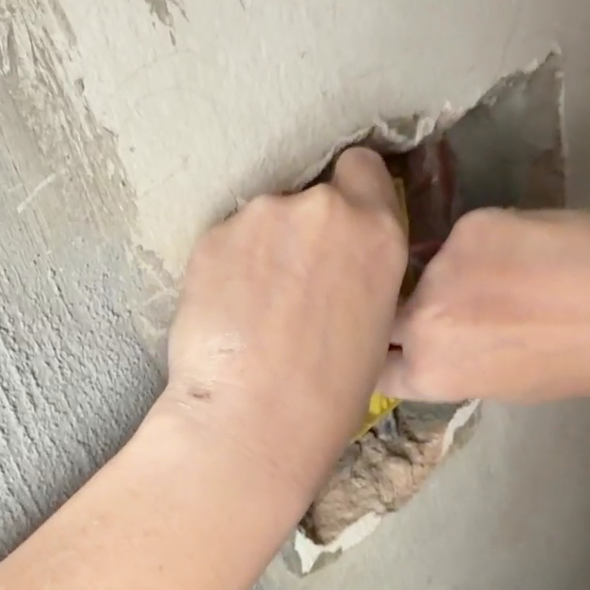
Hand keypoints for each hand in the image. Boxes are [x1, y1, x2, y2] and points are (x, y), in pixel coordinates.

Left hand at [159, 147, 406, 498]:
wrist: (254, 420)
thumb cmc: (328, 397)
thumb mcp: (376, 331)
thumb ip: (363, 276)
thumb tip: (341, 272)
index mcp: (378, 232)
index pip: (364, 169)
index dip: (352, 193)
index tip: (339, 229)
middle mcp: (323, 208)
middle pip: (311, 198)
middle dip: (301, 233)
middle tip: (291, 289)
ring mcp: (262, 216)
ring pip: (264, 221)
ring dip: (262, 252)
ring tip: (255, 312)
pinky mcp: (212, 236)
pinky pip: (226, 243)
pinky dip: (226, 270)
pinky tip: (227, 316)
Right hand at [378, 209, 589, 401]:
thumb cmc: (578, 365)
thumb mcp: (499, 382)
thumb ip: (451, 360)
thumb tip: (438, 332)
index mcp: (428, 374)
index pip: (377, 360)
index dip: (386, 348)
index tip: (400, 341)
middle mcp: (420, 323)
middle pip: (389, 309)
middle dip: (408, 306)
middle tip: (450, 301)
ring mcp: (441, 269)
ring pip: (428, 266)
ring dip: (453, 271)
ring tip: (507, 277)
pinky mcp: (470, 226)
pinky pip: (463, 236)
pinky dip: (487, 243)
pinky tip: (528, 252)